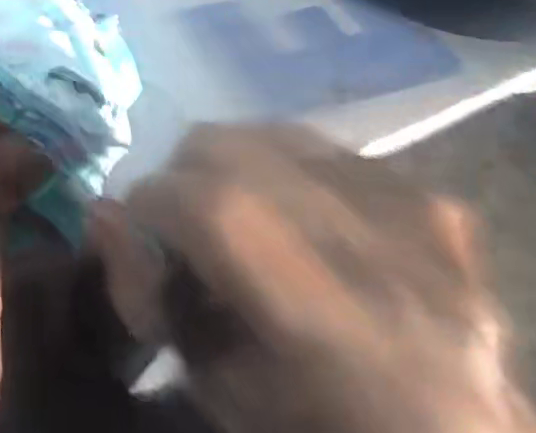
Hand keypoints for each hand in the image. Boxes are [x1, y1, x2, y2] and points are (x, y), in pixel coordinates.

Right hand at [91, 125, 535, 432]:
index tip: (141, 247)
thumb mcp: (213, 387)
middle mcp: (387, 262)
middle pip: (230, 148)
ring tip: (234, 216)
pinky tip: (288, 211)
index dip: (148, 209)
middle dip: (177, 177)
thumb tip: (100, 209)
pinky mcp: (436, 206)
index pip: (210, 207)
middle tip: (181, 230)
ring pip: (269, 133)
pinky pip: (321, 146)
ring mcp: (422, 224)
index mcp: (336, 331)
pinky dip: (281, 165)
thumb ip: (147, 295)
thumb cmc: (314, 426)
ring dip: (227, 164)